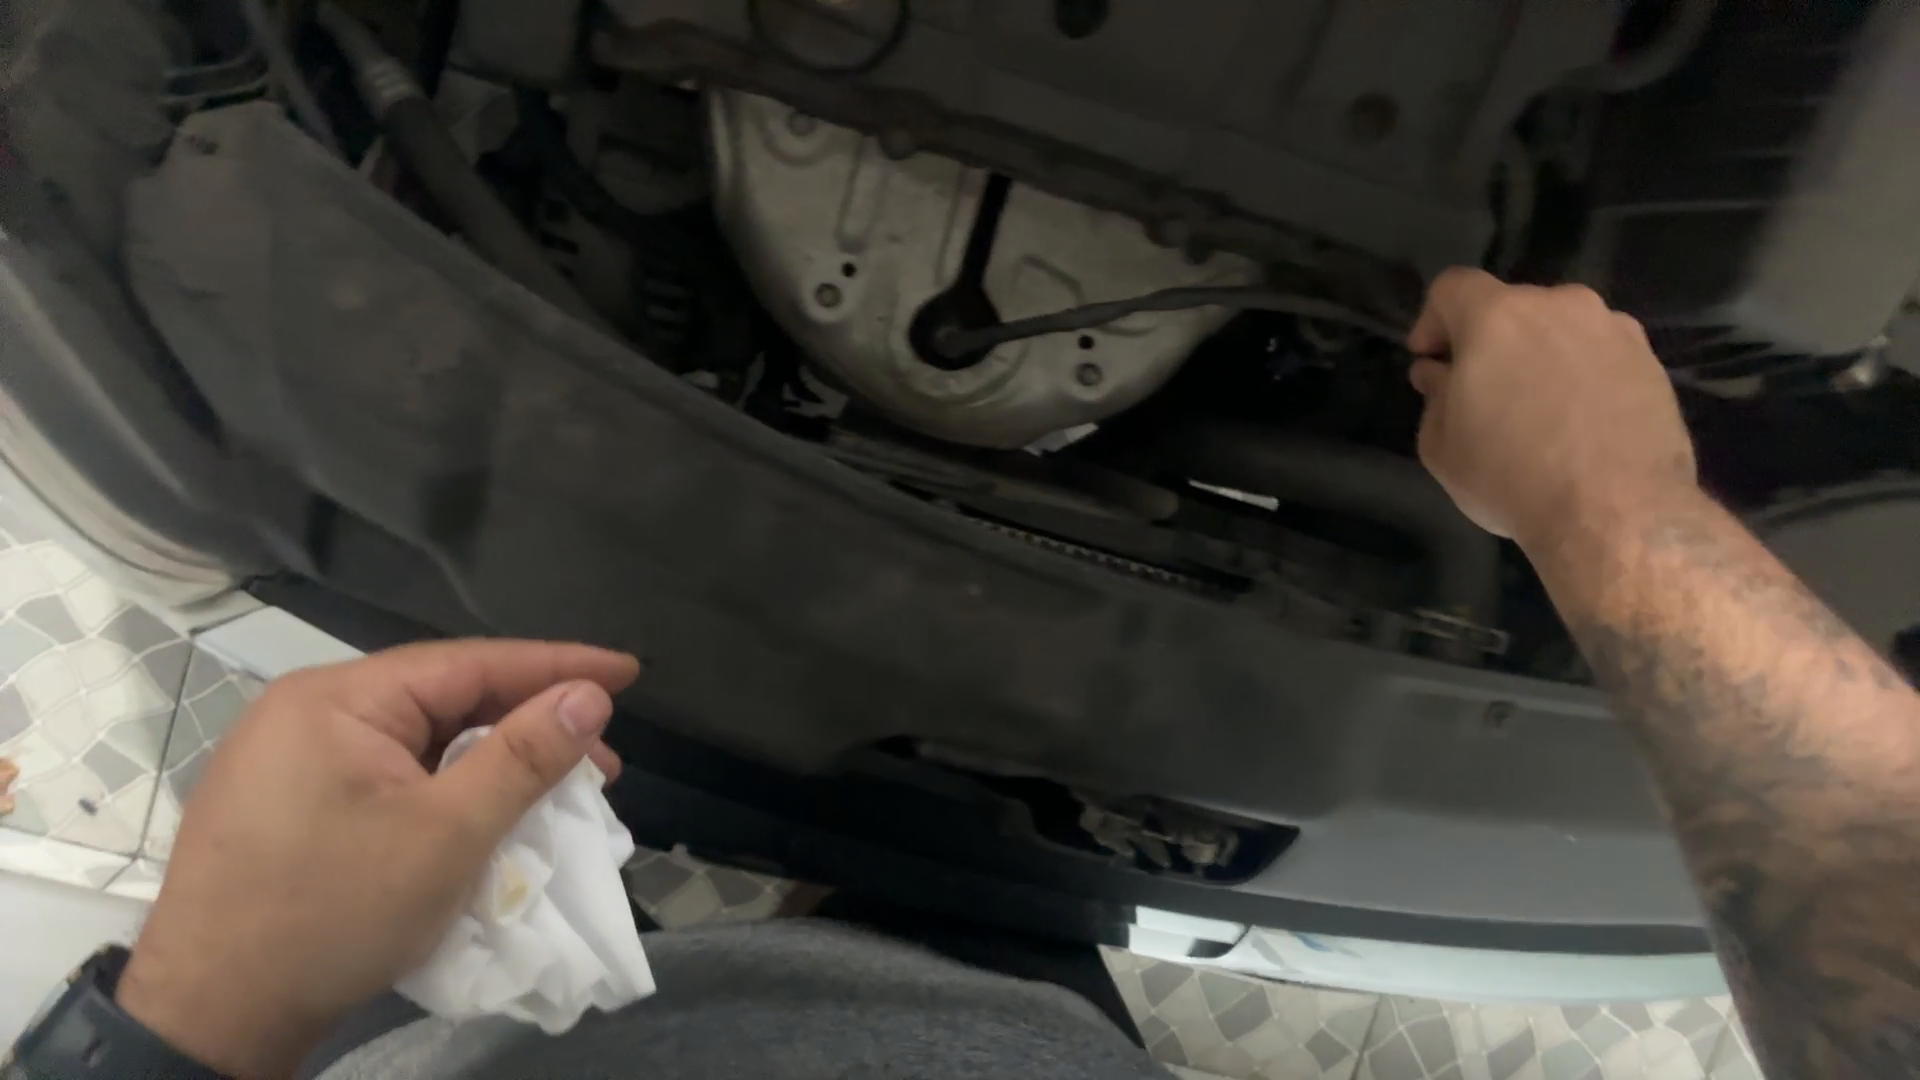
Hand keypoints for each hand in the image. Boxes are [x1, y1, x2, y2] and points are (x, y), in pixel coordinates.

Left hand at [115, 639, 640, 1077]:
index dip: (561, 665)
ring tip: (566, 783)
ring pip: (434, 735)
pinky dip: (464, 781)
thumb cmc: (330, 917)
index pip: (475, 663)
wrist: (205, 1031)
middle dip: (536, 720)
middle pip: (454, 696)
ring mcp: (304, 756)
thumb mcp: (449, 833)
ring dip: (504, 756)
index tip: (627, 670)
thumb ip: (527, 755)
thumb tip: (593, 695)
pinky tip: (501, 802)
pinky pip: (408, 768)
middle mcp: (316, 712)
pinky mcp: (306, 798)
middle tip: (603, 751)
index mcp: (339, 700)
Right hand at [1406, 267, 1698, 550]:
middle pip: (1508, 306)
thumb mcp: (1438, 442)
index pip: (1452, 286)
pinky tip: (1570, 422)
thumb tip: (1441, 374)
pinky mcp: (1650, 360)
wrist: (1613, 509)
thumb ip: (1435, 395)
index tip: (1430, 361)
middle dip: (1484, 341)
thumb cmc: (1504, 473)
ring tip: (1529, 409)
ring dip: (1533, 355)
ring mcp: (1613, 329)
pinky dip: (1575, 374)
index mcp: (1496, 318)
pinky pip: (1595, 352)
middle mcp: (1559, 306)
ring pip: (1556, 328)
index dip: (1430, 320)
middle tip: (1474, 391)